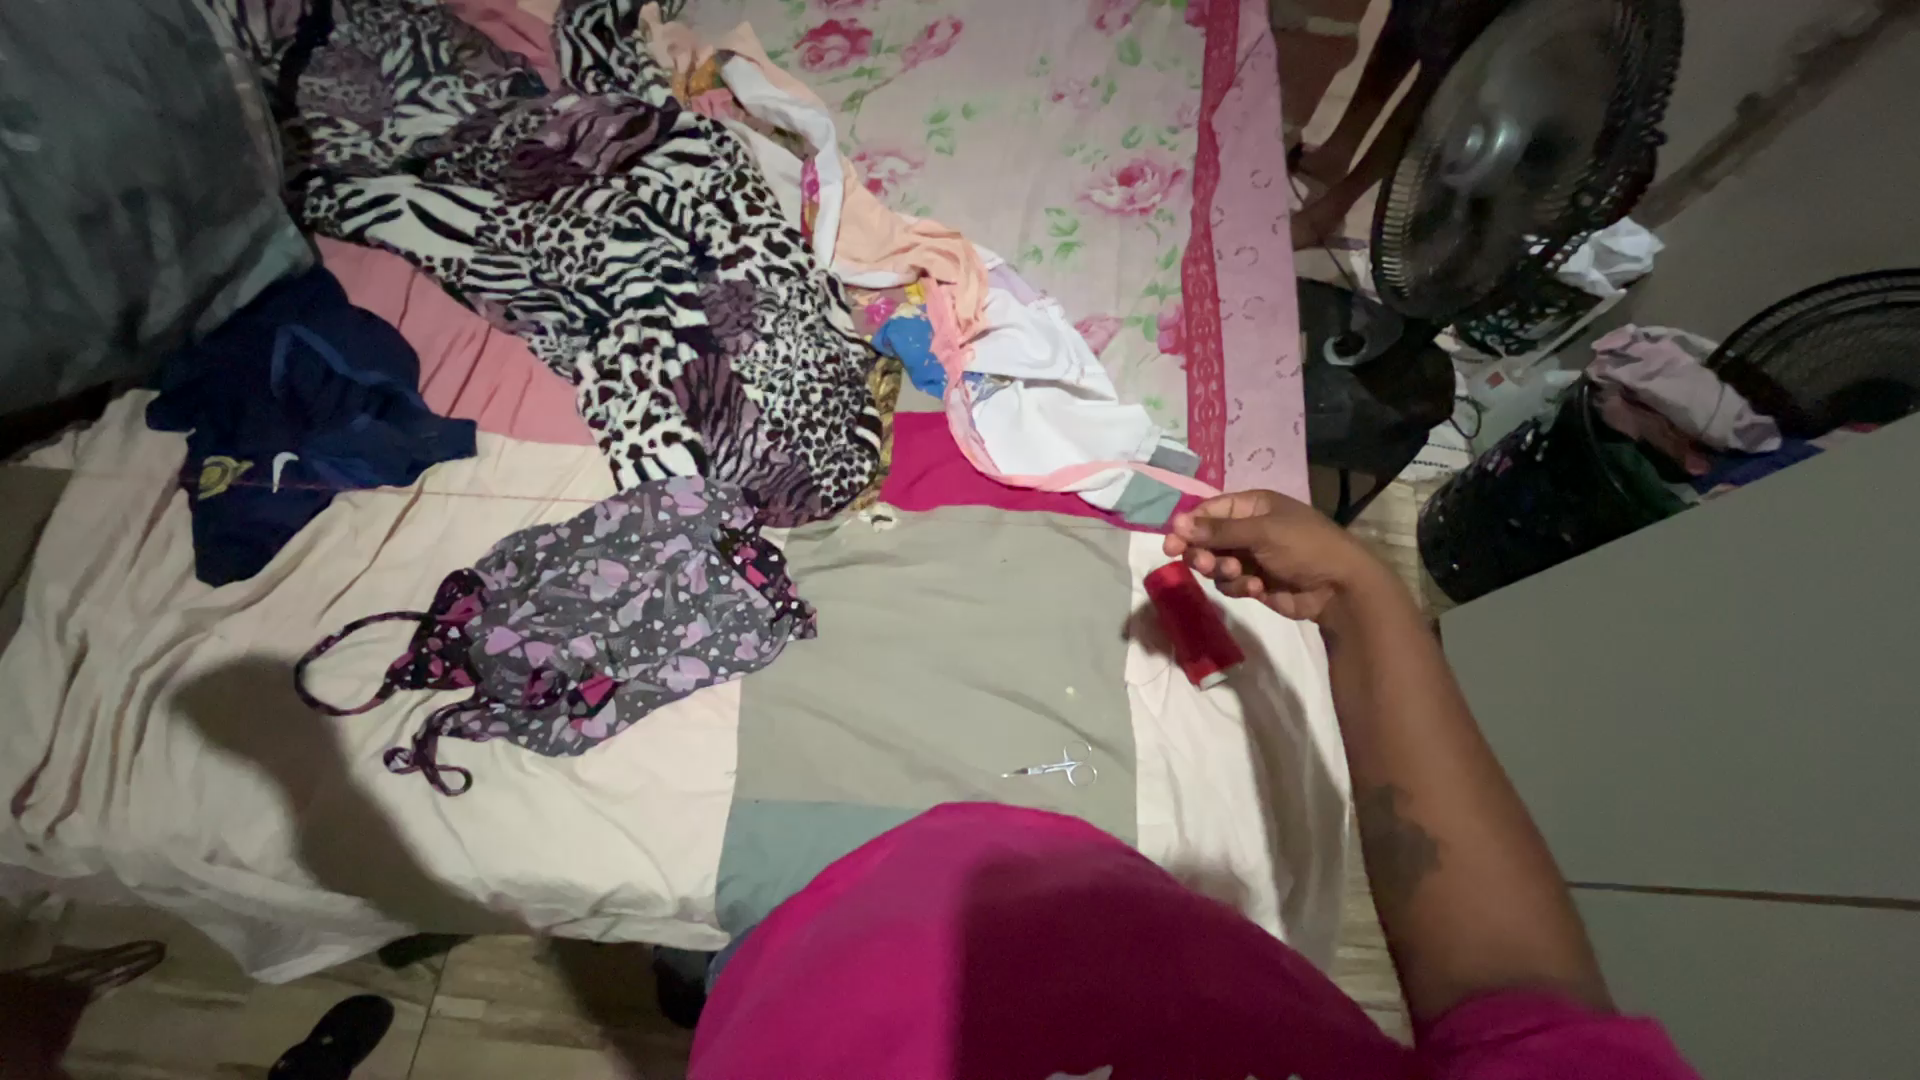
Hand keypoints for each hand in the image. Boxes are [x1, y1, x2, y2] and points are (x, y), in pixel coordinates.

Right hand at [1163, 489, 1381, 621]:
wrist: (1341, 588)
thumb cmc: (1306, 546)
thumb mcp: (1262, 532)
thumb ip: (1218, 531)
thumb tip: (1176, 524)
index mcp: (1251, 506)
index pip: (1208, 511)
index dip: (1187, 527)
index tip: (1170, 545)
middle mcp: (1247, 528)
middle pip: (1206, 539)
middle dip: (1202, 553)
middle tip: (1203, 564)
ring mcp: (1250, 556)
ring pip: (1214, 563)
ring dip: (1222, 571)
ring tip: (1240, 575)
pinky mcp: (1253, 582)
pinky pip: (1229, 583)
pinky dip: (1238, 586)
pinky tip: (1257, 588)